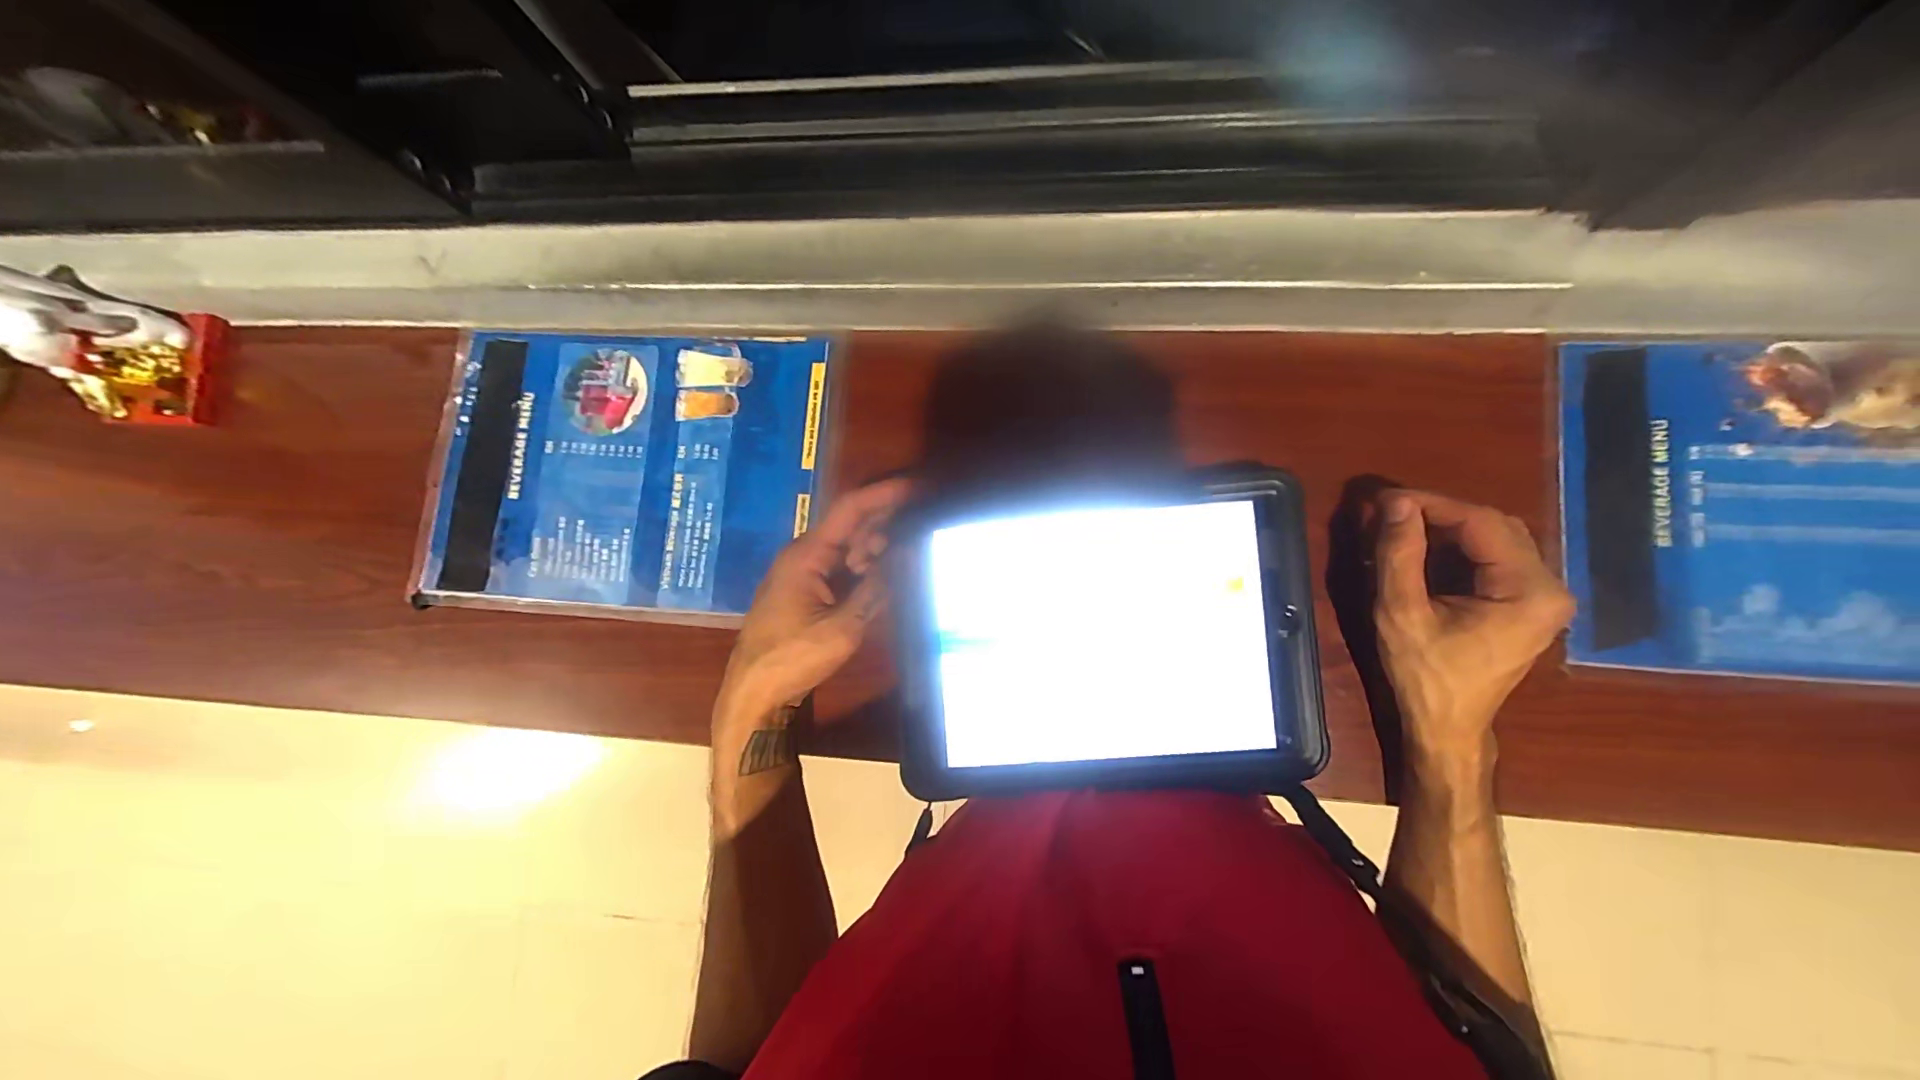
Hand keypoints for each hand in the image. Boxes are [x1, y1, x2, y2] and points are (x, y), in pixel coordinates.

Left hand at [717, 478, 911, 719]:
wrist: (753, 693)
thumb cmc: (792, 658)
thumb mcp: (843, 628)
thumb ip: (877, 589)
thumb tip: (906, 556)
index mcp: (807, 555)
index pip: (850, 510)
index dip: (884, 494)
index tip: (917, 487)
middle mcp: (804, 555)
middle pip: (851, 526)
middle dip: (883, 529)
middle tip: (914, 544)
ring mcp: (803, 572)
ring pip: (847, 548)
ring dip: (874, 553)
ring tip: (898, 569)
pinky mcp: (806, 590)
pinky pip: (840, 569)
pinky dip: (862, 571)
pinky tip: (880, 582)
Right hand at [1373, 490, 1574, 764]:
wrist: (1446, 725)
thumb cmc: (1424, 674)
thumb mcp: (1401, 612)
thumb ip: (1399, 554)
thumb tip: (1394, 502)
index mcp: (1530, 591)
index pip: (1482, 524)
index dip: (1432, 503)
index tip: (1385, 498)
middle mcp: (1550, 587)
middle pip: (1495, 526)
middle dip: (1440, 512)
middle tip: (1390, 510)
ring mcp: (1542, 596)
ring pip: (1496, 538)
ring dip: (1448, 526)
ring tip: (1402, 525)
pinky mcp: (1526, 603)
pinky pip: (1493, 558)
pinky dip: (1457, 545)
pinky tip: (1424, 547)